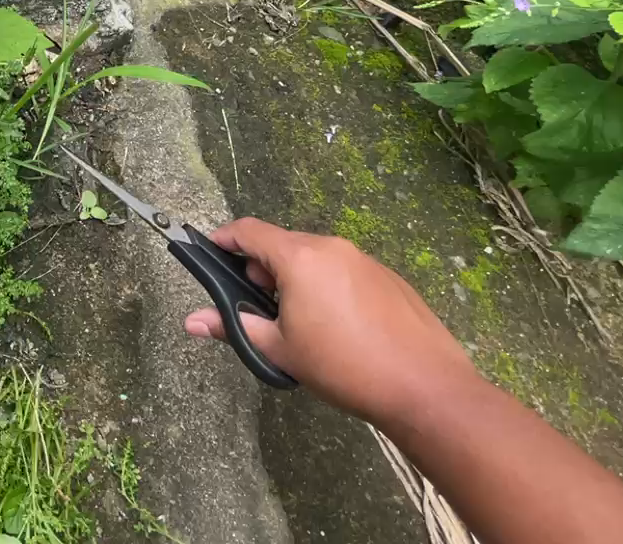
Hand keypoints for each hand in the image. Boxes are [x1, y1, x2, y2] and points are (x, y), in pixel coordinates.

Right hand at [183, 218, 478, 427]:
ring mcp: (366, 261)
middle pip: (282, 242)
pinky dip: (329, 285)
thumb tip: (191, 321)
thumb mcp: (280, 350)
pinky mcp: (392, 279)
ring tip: (300, 317)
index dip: (224, 238)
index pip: (248, 230)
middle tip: (259, 302)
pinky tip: (340, 325)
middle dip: (261, 265)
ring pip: (315, 256)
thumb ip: (233, 326)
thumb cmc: (345, 367)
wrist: (431, 393)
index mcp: (299, 257)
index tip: (211, 253)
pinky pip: (345, 270)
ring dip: (296, 275)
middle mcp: (331, 248)